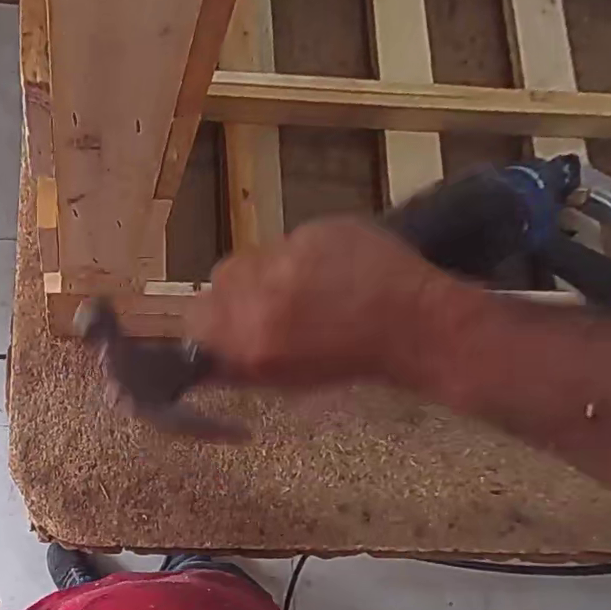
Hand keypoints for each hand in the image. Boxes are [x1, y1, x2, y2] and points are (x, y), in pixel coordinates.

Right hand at [187, 216, 472, 387]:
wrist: (413, 326)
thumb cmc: (350, 362)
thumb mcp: (289, 380)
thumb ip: (241, 365)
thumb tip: (207, 358)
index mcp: (255, 341)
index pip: (197, 318)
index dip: (211, 320)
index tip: (226, 322)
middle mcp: (264, 295)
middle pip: (221, 278)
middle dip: (238, 289)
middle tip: (269, 299)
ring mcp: (291, 256)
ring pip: (255, 255)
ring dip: (270, 269)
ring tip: (307, 284)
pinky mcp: (316, 229)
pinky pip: (291, 239)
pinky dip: (303, 253)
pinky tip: (332, 269)